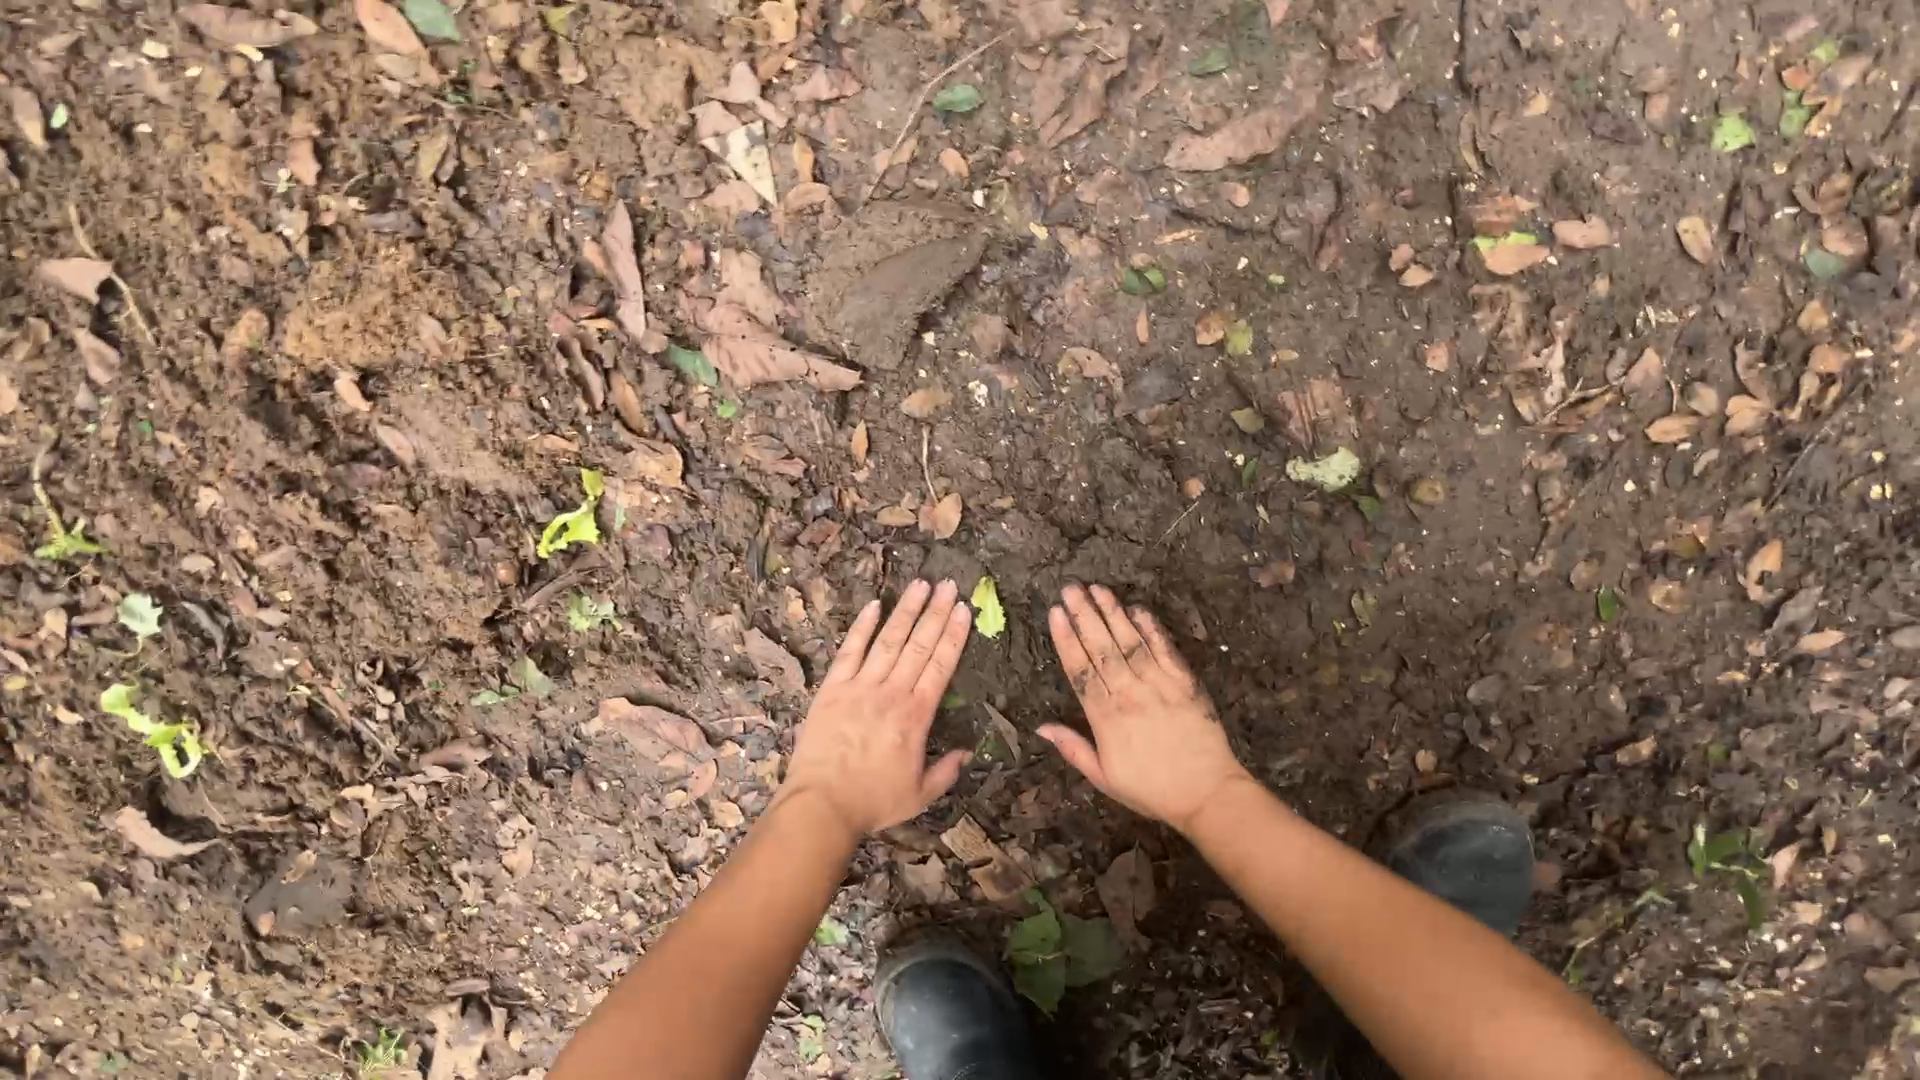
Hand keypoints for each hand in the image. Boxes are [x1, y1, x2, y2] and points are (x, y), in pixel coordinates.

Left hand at [774, 579, 973, 838]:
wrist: (821, 805)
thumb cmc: (872, 802)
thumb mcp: (920, 795)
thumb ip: (946, 771)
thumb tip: (966, 753)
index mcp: (916, 716)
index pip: (941, 665)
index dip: (954, 635)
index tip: (963, 609)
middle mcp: (891, 693)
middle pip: (919, 645)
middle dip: (935, 612)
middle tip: (948, 584)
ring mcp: (859, 687)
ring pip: (888, 640)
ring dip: (906, 611)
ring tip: (920, 585)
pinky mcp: (832, 689)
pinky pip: (849, 651)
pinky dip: (862, 627)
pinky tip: (874, 605)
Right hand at [1039, 584, 1253, 833]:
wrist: (1208, 794)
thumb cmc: (1152, 789)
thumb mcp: (1104, 778)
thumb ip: (1072, 748)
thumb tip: (1040, 727)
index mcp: (1106, 718)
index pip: (1080, 670)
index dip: (1066, 639)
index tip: (1055, 613)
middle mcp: (1130, 695)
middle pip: (1102, 648)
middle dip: (1084, 615)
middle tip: (1071, 588)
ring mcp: (1160, 685)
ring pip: (1130, 642)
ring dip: (1112, 613)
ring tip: (1097, 589)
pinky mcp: (1185, 682)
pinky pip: (1165, 649)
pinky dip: (1151, 628)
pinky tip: (1137, 609)